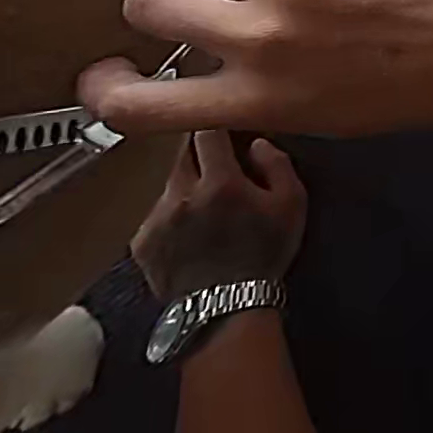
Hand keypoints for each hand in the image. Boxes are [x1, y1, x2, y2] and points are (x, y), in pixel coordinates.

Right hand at [79, 0, 432, 136]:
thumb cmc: (414, 90)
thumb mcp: (329, 116)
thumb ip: (265, 94)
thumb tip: (220, 68)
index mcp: (260, 99)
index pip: (135, 106)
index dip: (105, 87)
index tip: (107, 70)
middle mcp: (262, 40)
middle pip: (152, 2)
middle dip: (165, 3)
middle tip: (198, 2)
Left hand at [132, 131, 306, 300]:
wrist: (225, 307)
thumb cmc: (266, 250)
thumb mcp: (292, 204)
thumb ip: (277, 165)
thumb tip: (257, 142)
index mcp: (220, 182)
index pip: (207, 134)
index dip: (217, 125)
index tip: (226, 125)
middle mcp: (180, 194)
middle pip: (180, 154)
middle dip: (199, 149)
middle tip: (218, 155)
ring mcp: (155, 218)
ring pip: (167, 181)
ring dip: (185, 179)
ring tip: (203, 193)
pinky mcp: (139, 241)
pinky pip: (155, 209)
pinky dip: (171, 207)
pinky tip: (188, 222)